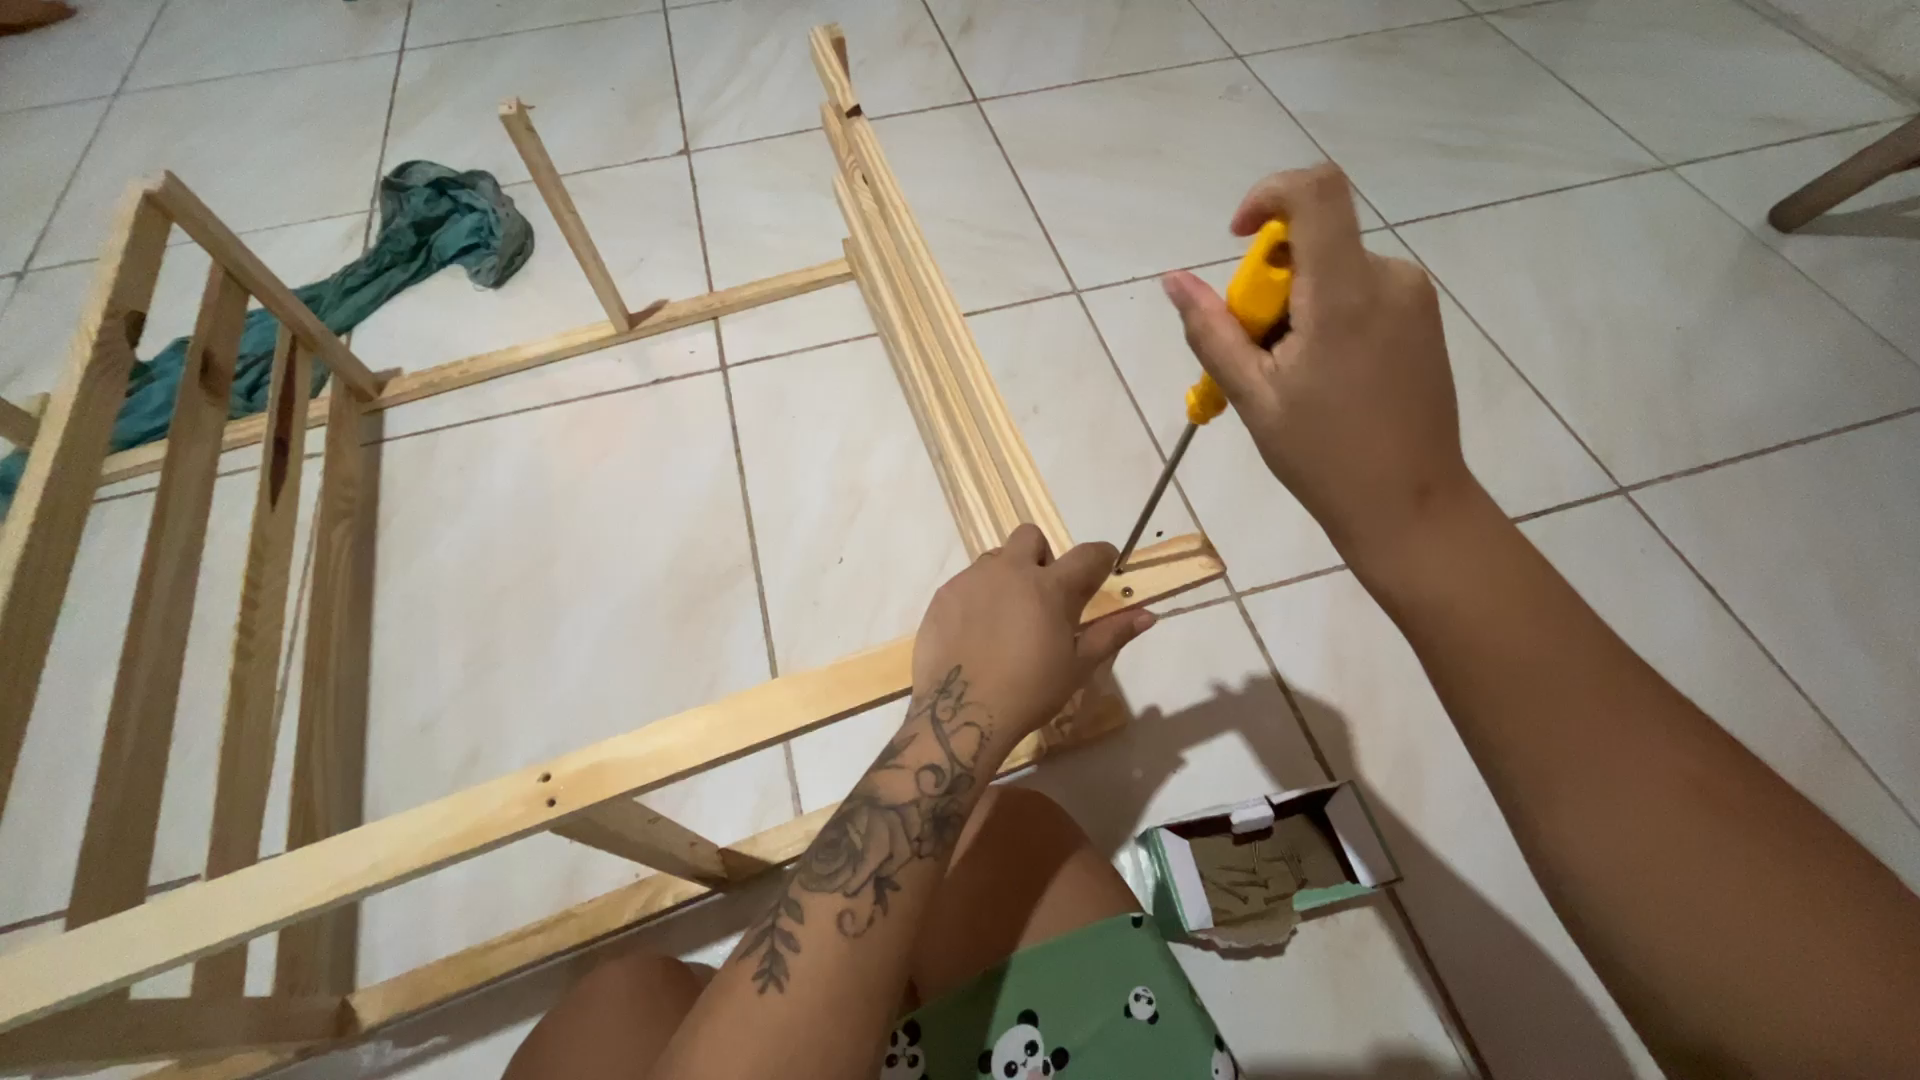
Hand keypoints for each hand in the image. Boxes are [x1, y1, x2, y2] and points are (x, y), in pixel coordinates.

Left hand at [911, 524, 1154, 741]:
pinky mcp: (943, 595)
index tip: (1104, 566)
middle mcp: (1009, 571)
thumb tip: (1148, 615)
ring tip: (1006, 617)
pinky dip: (977, 597)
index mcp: (1049, 587)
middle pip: (1030, 536)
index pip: (1087, 554)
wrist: (960, 712)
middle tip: (1043, 593)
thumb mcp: (1077, 666)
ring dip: (1007, 575)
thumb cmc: (1029, 692)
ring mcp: (971, 580)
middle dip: (1042, 555)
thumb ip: (1112, 634)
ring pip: (995, 558)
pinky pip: (966, 582)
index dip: (1101, 556)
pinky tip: (976, 632)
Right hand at [1160, 164, 1477, 561]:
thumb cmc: (1322, 456)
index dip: (1268, 195)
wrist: (1410, 503)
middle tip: (1255, 356)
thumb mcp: (1253, 396)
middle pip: (1315, 243)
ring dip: (1296, 309)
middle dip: (1270, 285)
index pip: (1316, 191)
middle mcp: (1388, 278)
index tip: (1238, 239)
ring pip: (1334, 273)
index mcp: (1345, 294)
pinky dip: (1325, 319)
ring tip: (1288, 380)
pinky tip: (1321, 380)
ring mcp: (1413, 297)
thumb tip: (1174, 280)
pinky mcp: (1422, 318)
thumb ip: (1212, 331)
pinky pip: (1359, 294)